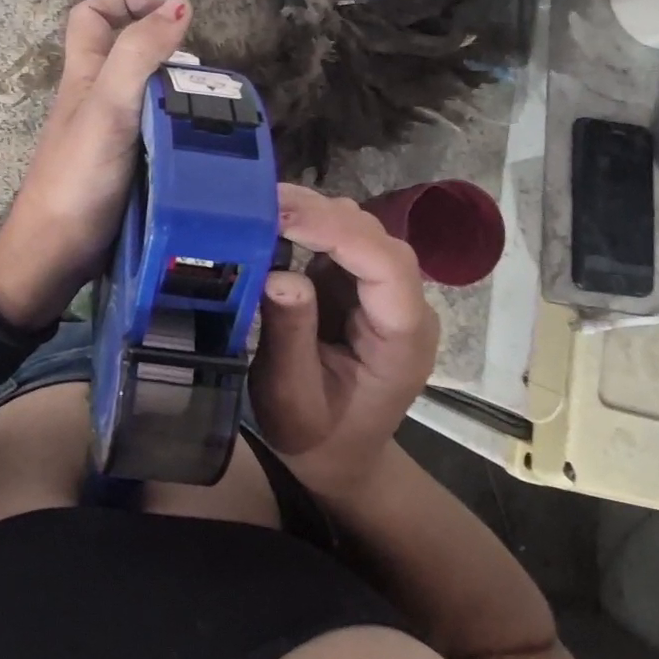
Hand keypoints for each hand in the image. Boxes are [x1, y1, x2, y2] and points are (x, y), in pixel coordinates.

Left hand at [0, 0, 191, 327]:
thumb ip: (138, 55)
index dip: (125, 1)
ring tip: (212, 114)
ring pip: (146, 96)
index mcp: (83, 75)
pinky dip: (180, 132)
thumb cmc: (77, 176)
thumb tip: (178, 5)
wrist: (56, 253)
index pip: (91, 15)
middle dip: (167, 52)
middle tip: (201, 78)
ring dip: (180, 95)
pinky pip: (157, 135)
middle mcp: (95, 99)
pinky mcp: (125, 168)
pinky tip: (203, 146)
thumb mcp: (108, 105)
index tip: (170, 17)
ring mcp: (110, 135)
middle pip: (127, 53)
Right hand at [251, 184, 438, 504]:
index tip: (281, 212)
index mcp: (402, 339)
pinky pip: (338, 242)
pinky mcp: (358, 287)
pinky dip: (305, 226)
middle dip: (318, 213)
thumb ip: (290, 337)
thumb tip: (280, 274)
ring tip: (256, 208)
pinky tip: (271, 223)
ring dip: (310, 214)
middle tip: (254, 201)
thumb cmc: (316, 437)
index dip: (336, 231)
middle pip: (373, 239)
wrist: (339, 457)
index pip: (385, 266)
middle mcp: (404, 306)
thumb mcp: (292, 398)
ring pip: (358, 232)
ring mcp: (383, 293)